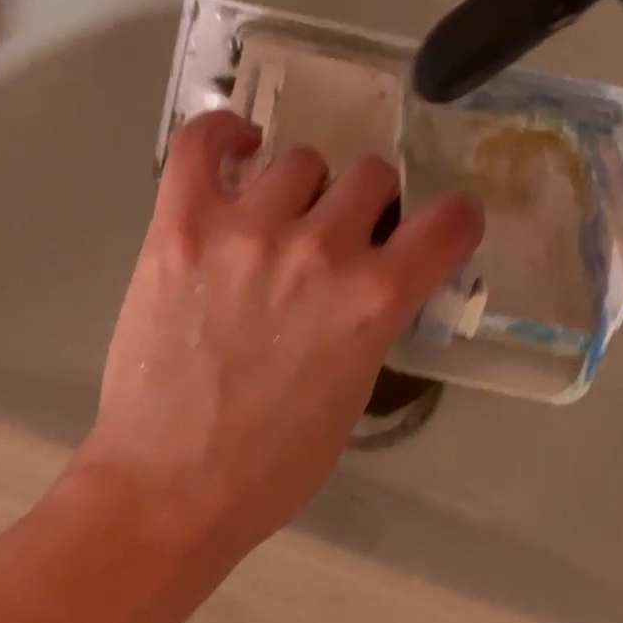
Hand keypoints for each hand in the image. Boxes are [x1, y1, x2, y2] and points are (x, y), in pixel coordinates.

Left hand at [69, 111, 483, 551]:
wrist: (170, 487)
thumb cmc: (270, 469)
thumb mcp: (352, 399)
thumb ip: (369, 325)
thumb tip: (368, 281)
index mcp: (373, 301)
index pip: (448, 223)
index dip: (452, 222)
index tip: (438, 230)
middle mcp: (319, 250)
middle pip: (370, 177)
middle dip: (367, 207)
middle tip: (341, 240)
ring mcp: (245, 231)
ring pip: (299, 160)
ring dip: (302, 188)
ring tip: (277, 220)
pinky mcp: (180, 228)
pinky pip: (201, 143)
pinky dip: (223, 135)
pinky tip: (236, 152)